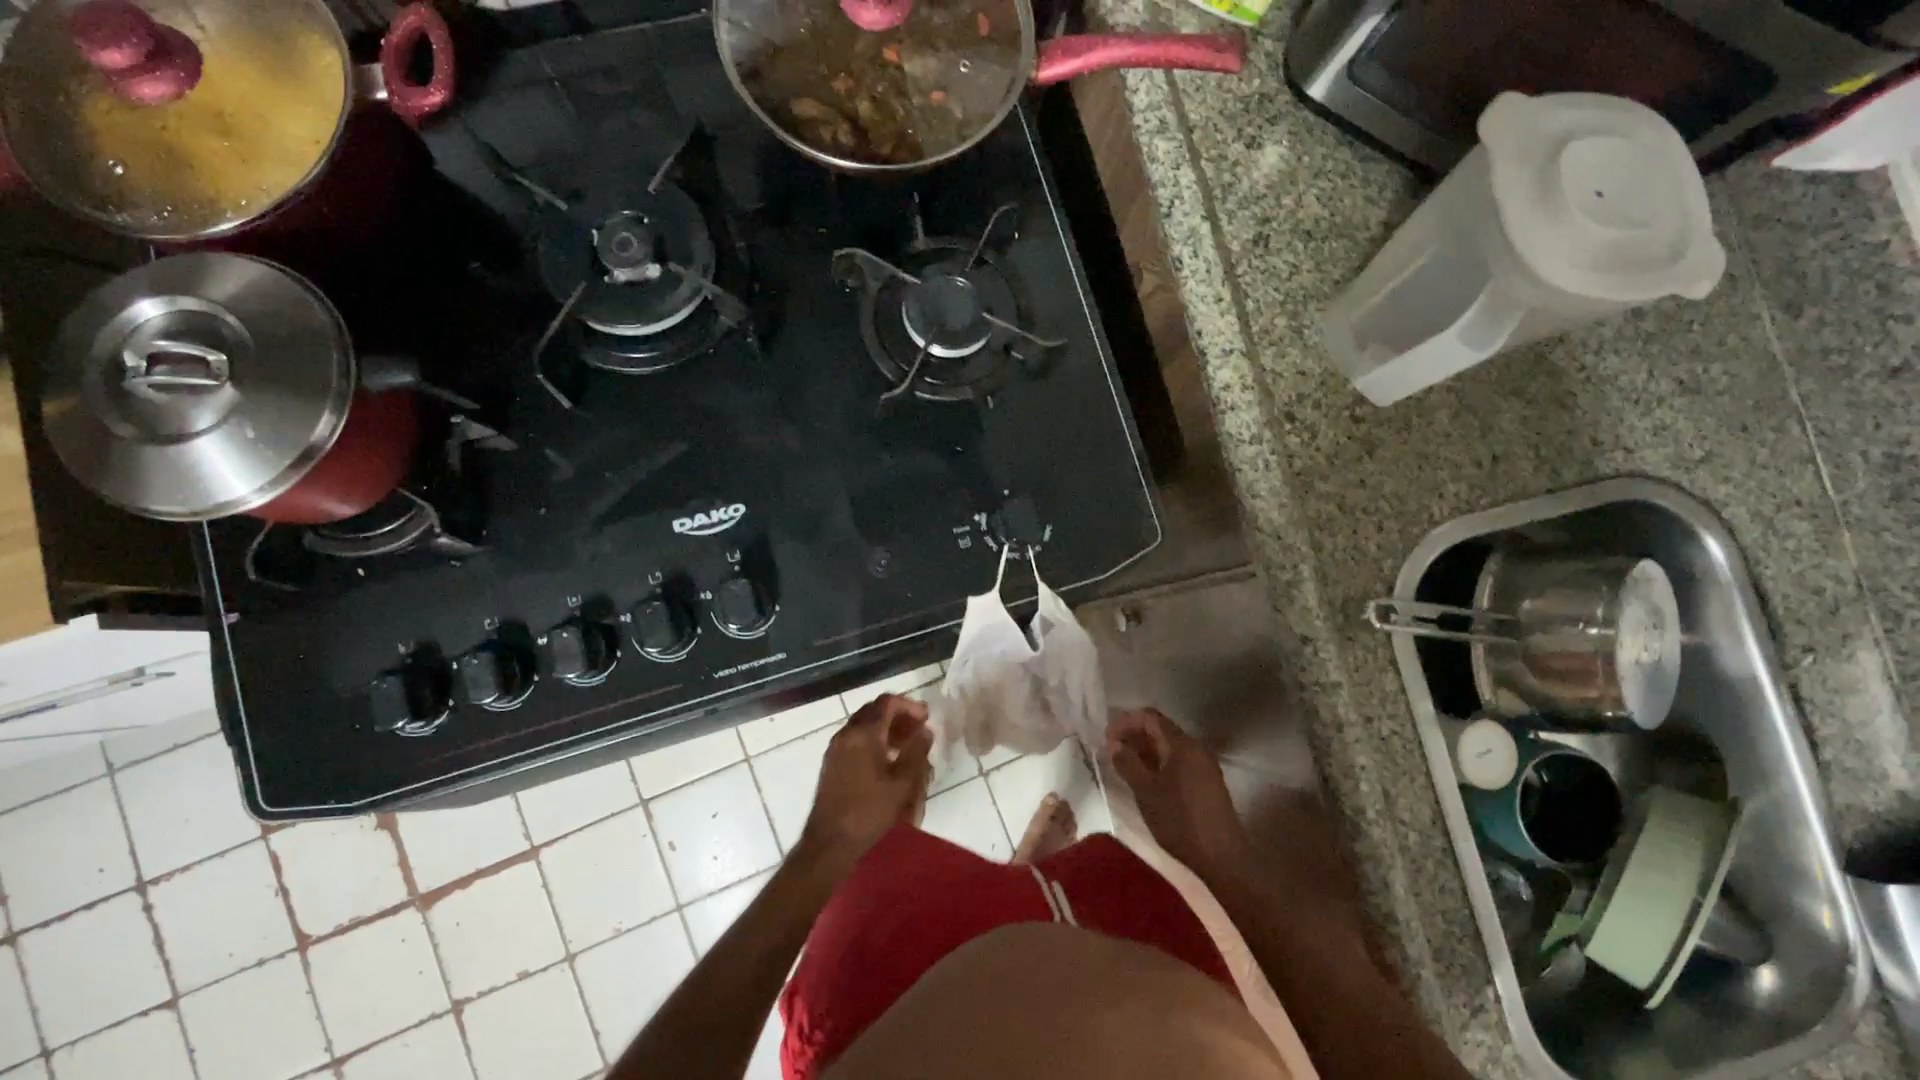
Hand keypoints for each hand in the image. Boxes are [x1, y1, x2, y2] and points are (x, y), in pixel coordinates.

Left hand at [798, 693, 932, 873]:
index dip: (909, 705)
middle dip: (899, 716)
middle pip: (874, 711)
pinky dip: (874, 742)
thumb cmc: (870, 811)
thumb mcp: (903, 783)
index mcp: (863, 733)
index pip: (887, 702)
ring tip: (908, 748)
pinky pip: (855, 741)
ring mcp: (835, 749)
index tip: (927, 718)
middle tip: (919, 731)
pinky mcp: (832, 764)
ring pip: (864, 726)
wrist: (830, 842)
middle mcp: (846, 734)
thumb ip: (917, 751)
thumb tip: (925, 731)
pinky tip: (888, 763)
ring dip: (887, 730)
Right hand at [1107, 707, 1248, 882]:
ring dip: (1146, 750)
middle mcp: (1195, 748)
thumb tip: (1114, 743)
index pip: (1150, 717)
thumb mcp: (1145, 792)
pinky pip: (1179, 761)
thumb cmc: (1179, 820)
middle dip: (1134, 735)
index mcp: (1181, 745)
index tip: (1106, 737)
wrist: (1220, 856)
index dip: (1125, 721)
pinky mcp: (1207, 782)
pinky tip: (1146, 779)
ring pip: (1170, 746)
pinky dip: (1159, 763)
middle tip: (1111, 750)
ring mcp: (1204, 765)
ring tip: (1125, 765)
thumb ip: (1127, 763)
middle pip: (1161, 729)